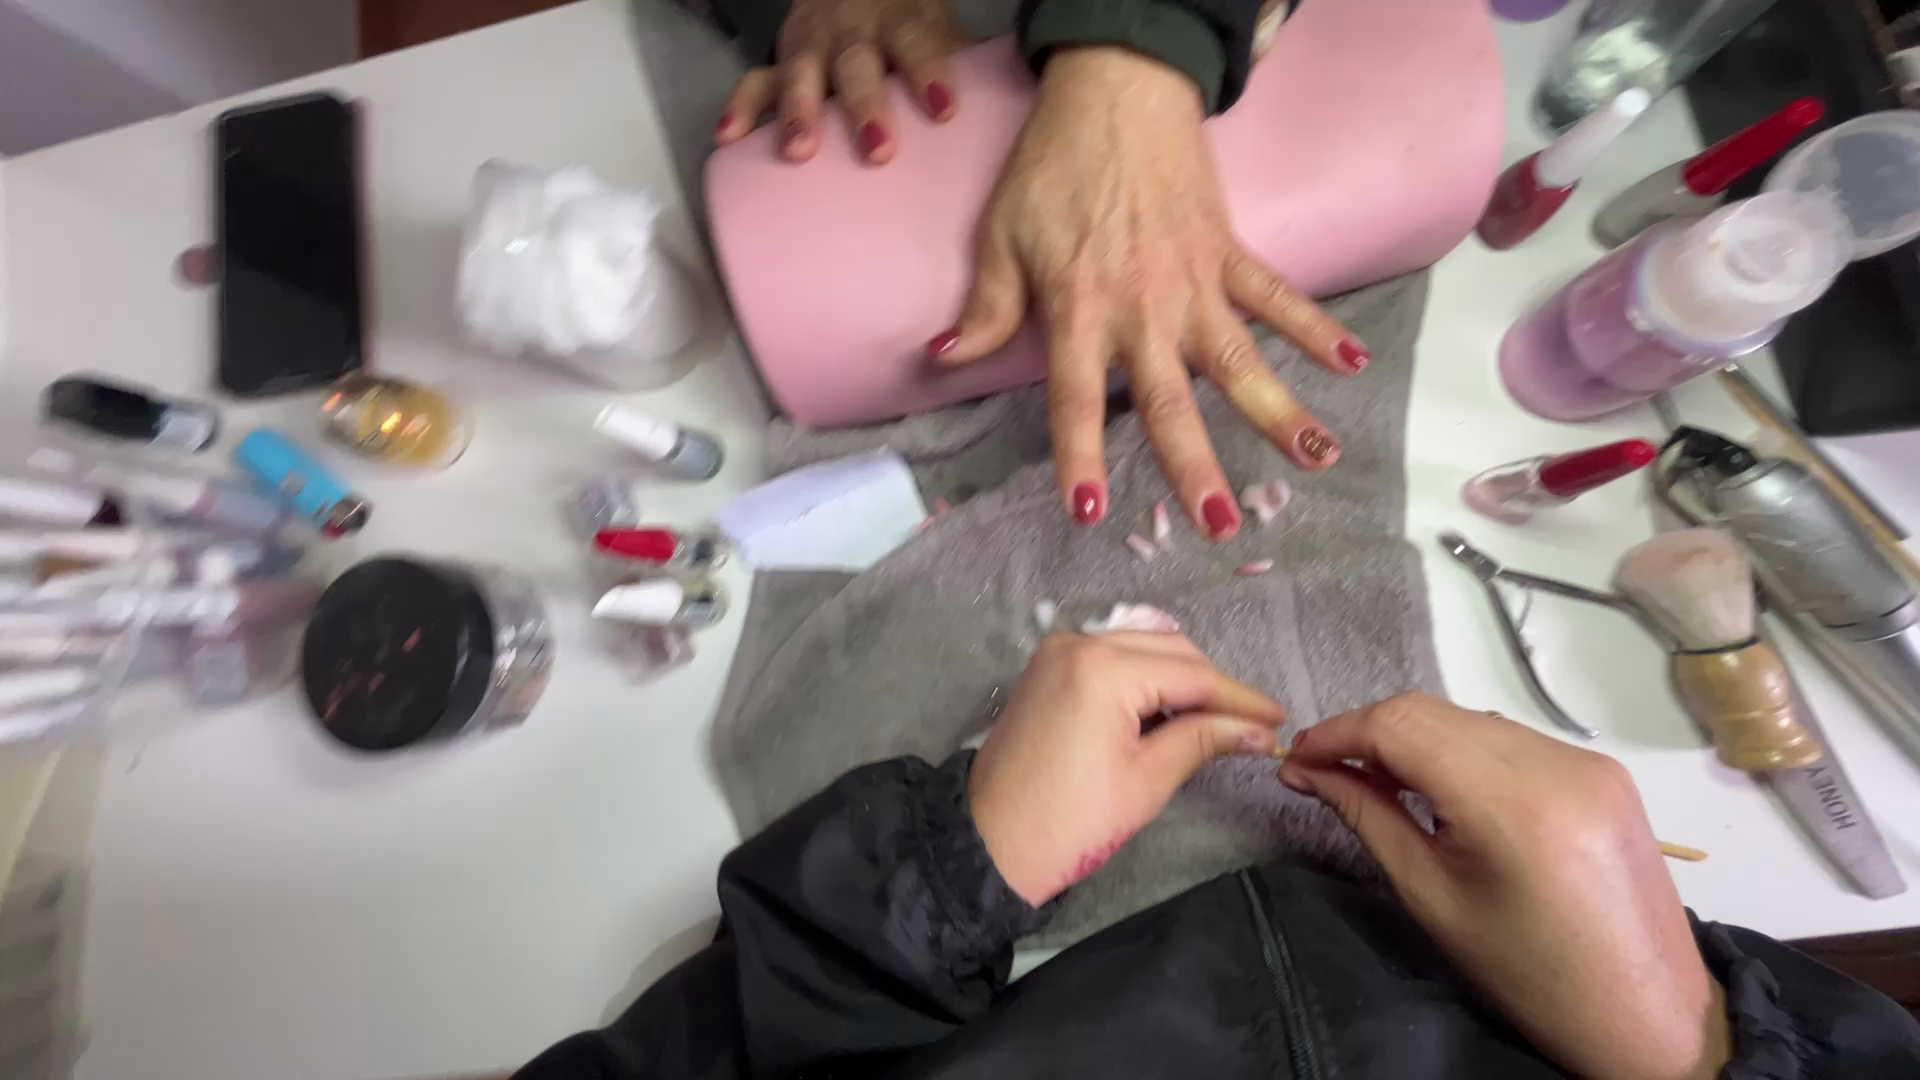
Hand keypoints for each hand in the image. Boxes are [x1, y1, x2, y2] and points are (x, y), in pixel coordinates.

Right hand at [713, 0, 965, 163]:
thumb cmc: (909, 34)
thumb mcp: (937, 35)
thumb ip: (959, 71)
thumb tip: (1014, 124)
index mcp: (902, 21)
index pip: (918, 41)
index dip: (928, 72)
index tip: (943, 111)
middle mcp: (853, 29)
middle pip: (857, 64)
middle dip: (865, 105)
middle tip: (878, 150)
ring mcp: (812, 46)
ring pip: (802, 73)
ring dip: (800, 112)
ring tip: (798, 153)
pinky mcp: (781, 63)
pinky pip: (756, 82)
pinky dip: (742, 108)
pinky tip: (728, 136)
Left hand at [930, 47, 1367, 539]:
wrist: (1117, 89)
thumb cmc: (1051, 169)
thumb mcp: (1001, 238)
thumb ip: (985, 308)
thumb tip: (941, 358)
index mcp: (1080, 310)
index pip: (1076, 400)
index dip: (1079, 457)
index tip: (1090, 512)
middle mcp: (1144, 309)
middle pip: (1172, 401)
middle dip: (1196, 466)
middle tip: (1223, 525)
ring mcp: (1196, 282)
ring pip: (1240, 358)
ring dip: (1278, 410)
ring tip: (1317, 457)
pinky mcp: (1231, 253)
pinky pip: (1277, 296)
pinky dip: (1315, 326)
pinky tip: (1352, 363)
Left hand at [968, 632, 1285, 906]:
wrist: (989, 841)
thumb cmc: (1070, 821)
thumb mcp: (1146, 781)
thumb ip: (1202, 739)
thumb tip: (1258, 731)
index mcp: (1102, 669)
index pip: (1191, 673)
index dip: (1240, 697)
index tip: (1279, 719)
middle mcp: (1079, 642)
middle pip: (1168, 648)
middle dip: (1211, 684)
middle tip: (1249, 724)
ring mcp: (1058, 649)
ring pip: (1140, 646)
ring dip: (1179, 676)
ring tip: (1213, 719)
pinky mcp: (1047, 664)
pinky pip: (1110, 655)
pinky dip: (1142, 675)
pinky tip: (1165, 707)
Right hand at [1281, 694, 1731, 1079]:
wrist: (1657, 1023)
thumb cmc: (1528, 973)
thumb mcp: (1428, 893)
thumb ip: (1363, 813)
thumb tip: (1302, 770)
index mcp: (1512, 803)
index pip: (1398, 727)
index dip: (1336, 733)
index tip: (1296, 759)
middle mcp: (1554, 763)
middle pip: (1425, 711)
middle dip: (1363, 732)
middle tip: (1324, 768)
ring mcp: (1583, 760)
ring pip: (1459, 717)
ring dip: (1404, 736)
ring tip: (1371, 776)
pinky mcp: (1596, 769)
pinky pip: (1497, 736)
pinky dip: (1449, 746)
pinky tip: (1431, 781)